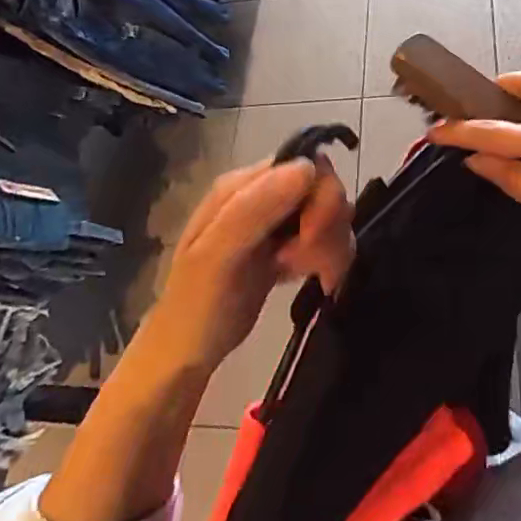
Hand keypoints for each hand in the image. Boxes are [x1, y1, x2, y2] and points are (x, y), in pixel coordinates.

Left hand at [144, 158, 353, 372]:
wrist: (187, 355)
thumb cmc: (196, 306)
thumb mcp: (215, 258)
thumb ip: (255, 210)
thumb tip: (307, 168)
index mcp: (243, 185)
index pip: (308, 165)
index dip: (320, 200)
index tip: (309, 238)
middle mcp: (265, 193)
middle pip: (325, 188)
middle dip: (326, 228)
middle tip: (301, 263)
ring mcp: (278, 220)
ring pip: (333, 214)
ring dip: (329, 247)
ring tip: (304, 275)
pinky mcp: (290, 245)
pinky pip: (329, 237)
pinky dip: (329, 258)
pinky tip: (312, 279)